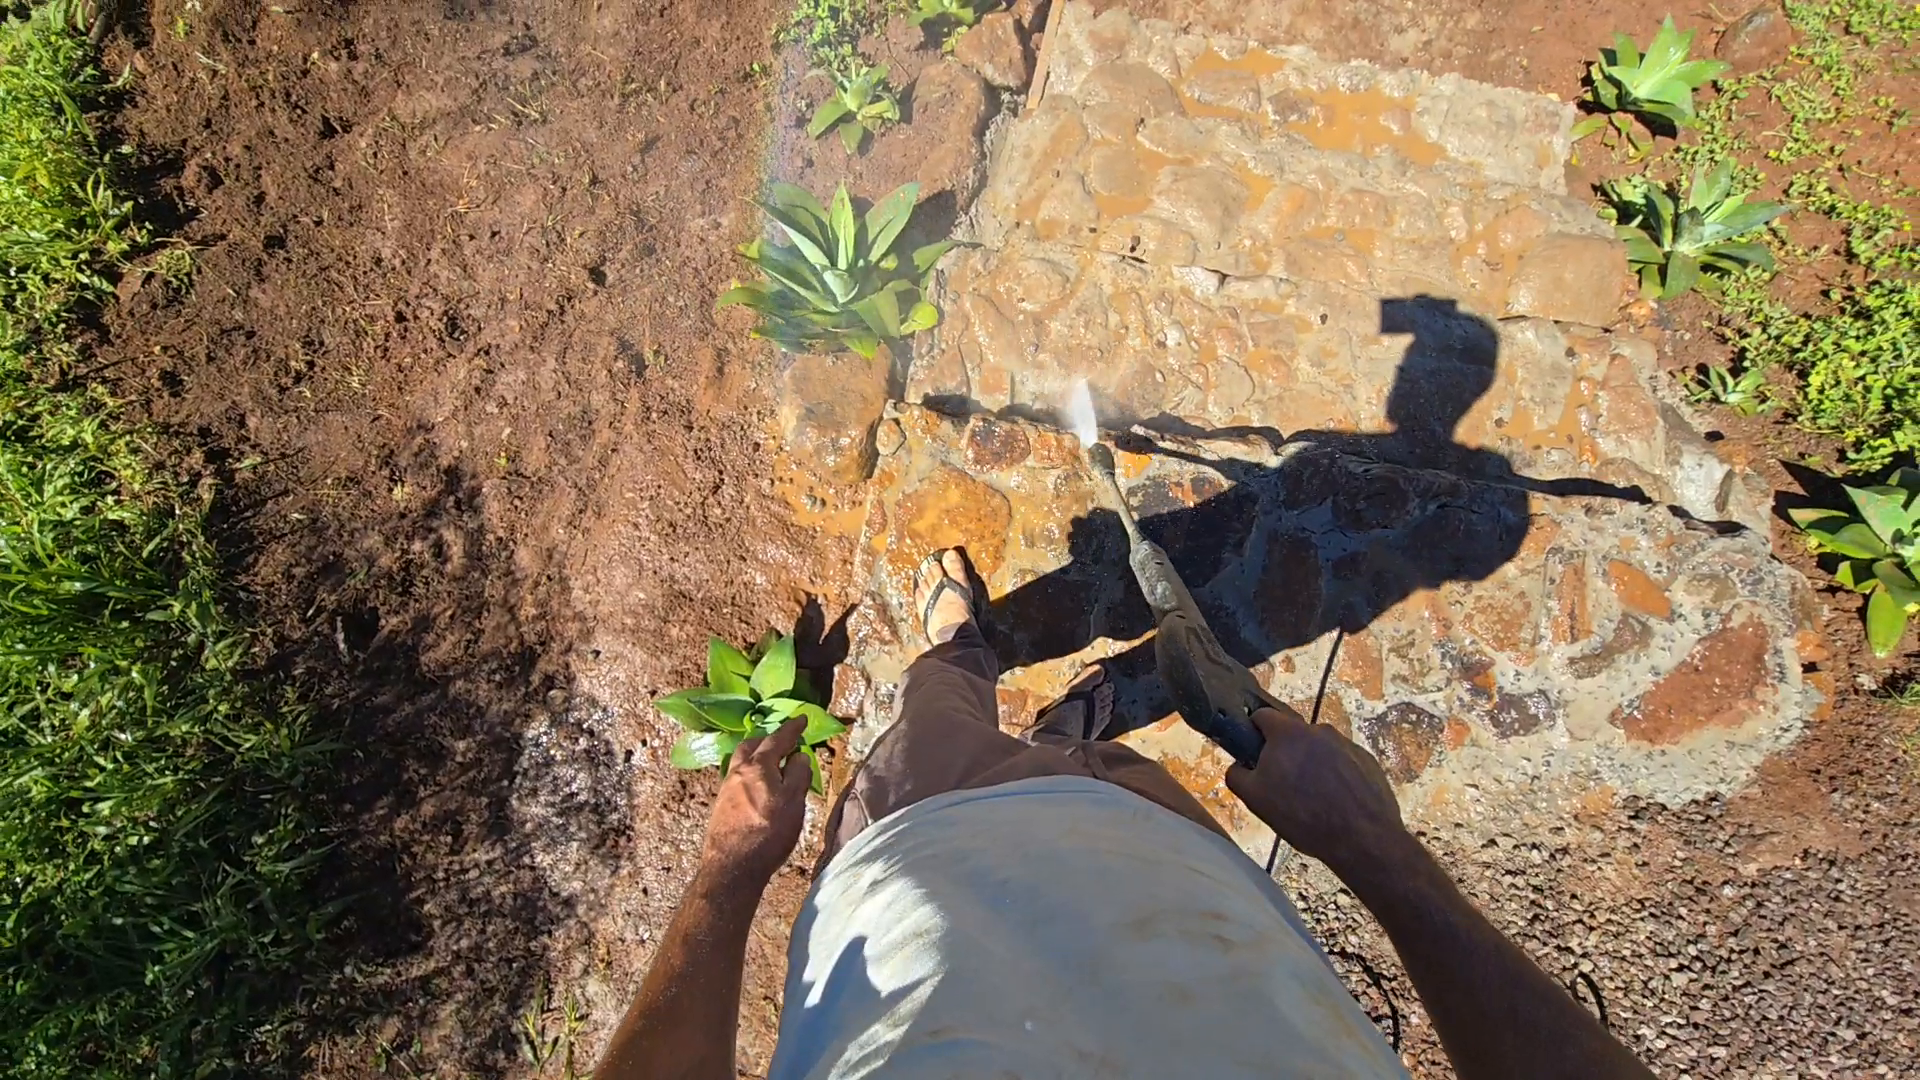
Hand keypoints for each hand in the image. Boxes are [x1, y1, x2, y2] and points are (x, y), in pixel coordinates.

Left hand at [699, 716, 810, 886]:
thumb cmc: (768, 833)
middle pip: (751, 745)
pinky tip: (756, 786)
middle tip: (782, 740)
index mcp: (758, 766)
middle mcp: (738, 772)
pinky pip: (736, 777)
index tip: (801, 719)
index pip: (777, 739)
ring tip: (770, 762)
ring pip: (741, 761)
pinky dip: (749, 772)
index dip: (792, 728)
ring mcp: (726, 789)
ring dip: (756, 755)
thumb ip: (799, 774)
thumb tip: (798, 756)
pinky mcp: (720, 806)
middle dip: (767, 739)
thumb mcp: (794, 802)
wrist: (732, 868)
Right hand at [1225, 707, 1410, 878]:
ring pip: (1319, 749)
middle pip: (1293, 734)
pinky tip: (1337, 803)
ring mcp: (1347, 744)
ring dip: (1312, 765)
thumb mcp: (1255, 799)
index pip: (1262, 715)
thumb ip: (1237, 774)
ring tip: (1313, 798)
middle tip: (1283, 783)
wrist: (1363, 840)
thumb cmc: (1303, 816)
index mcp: (1288, 733)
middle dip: (1285, 753)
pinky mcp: (1368, 762)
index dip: (1254, 732)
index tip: (1254, 754)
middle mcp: (1319, 730)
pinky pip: (1343, 763)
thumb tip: (1238, 766)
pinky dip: (1337, 776)